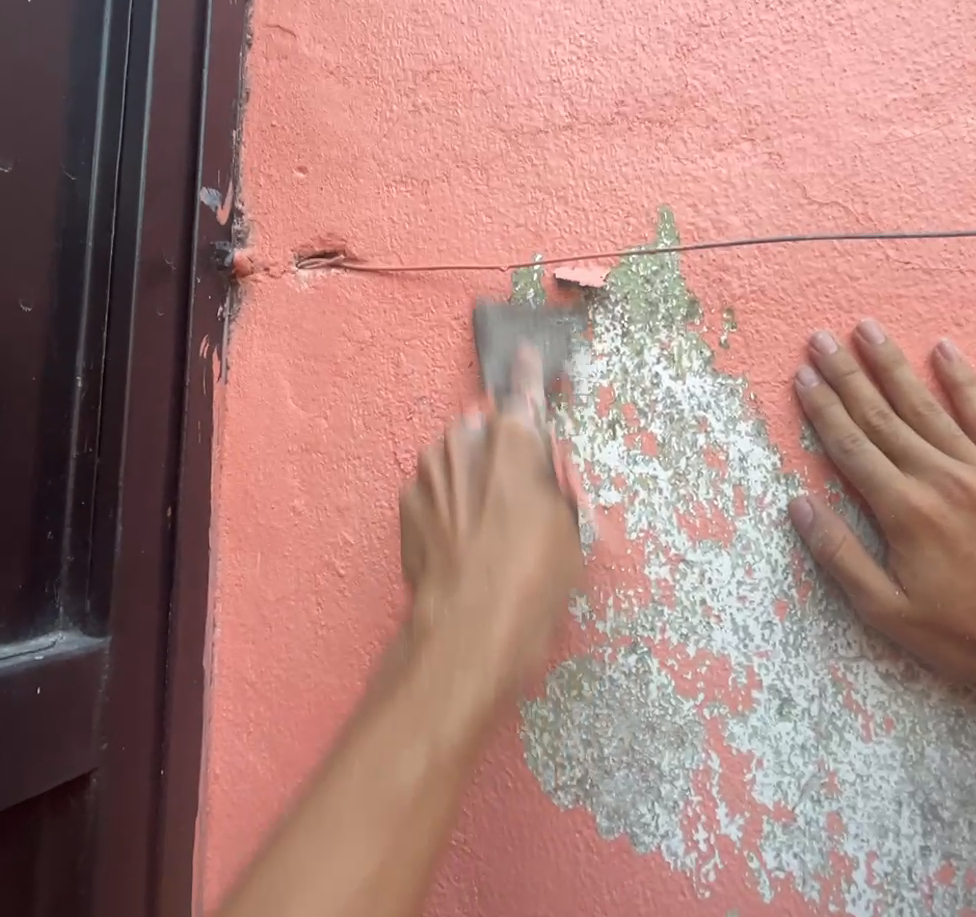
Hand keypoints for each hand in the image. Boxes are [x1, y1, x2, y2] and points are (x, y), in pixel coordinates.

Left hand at [398, 399, 582, 707]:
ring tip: (484, 524)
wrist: (468, 625)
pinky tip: (458, 539)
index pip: (524, 394)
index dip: (528, 374)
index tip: (524, 351)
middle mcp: (466, 443)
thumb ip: (551, 481)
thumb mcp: (569, 526)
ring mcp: (429, 471)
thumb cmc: (534, 576)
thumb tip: (538, 466)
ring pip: (455, 457)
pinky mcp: (406, 501)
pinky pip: (434, 488)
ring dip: (468, 474)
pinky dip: (446, 502)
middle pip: (484, 429)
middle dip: (497, 447)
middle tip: (514, 492)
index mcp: (514, 442)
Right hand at [787, 319, 975, 700]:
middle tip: (819, 338)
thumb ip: (838, 554)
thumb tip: (798, 505)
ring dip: (892, 365)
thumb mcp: (885, 610)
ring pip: (926, 406)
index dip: (822, 409)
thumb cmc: (964, 635)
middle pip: (881, 415)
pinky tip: (944, 348)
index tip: (801, 376)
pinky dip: (963, 381)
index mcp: (903, 510)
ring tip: (866, 330)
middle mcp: (939, 478)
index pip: (850, 446)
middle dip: (846, 374)